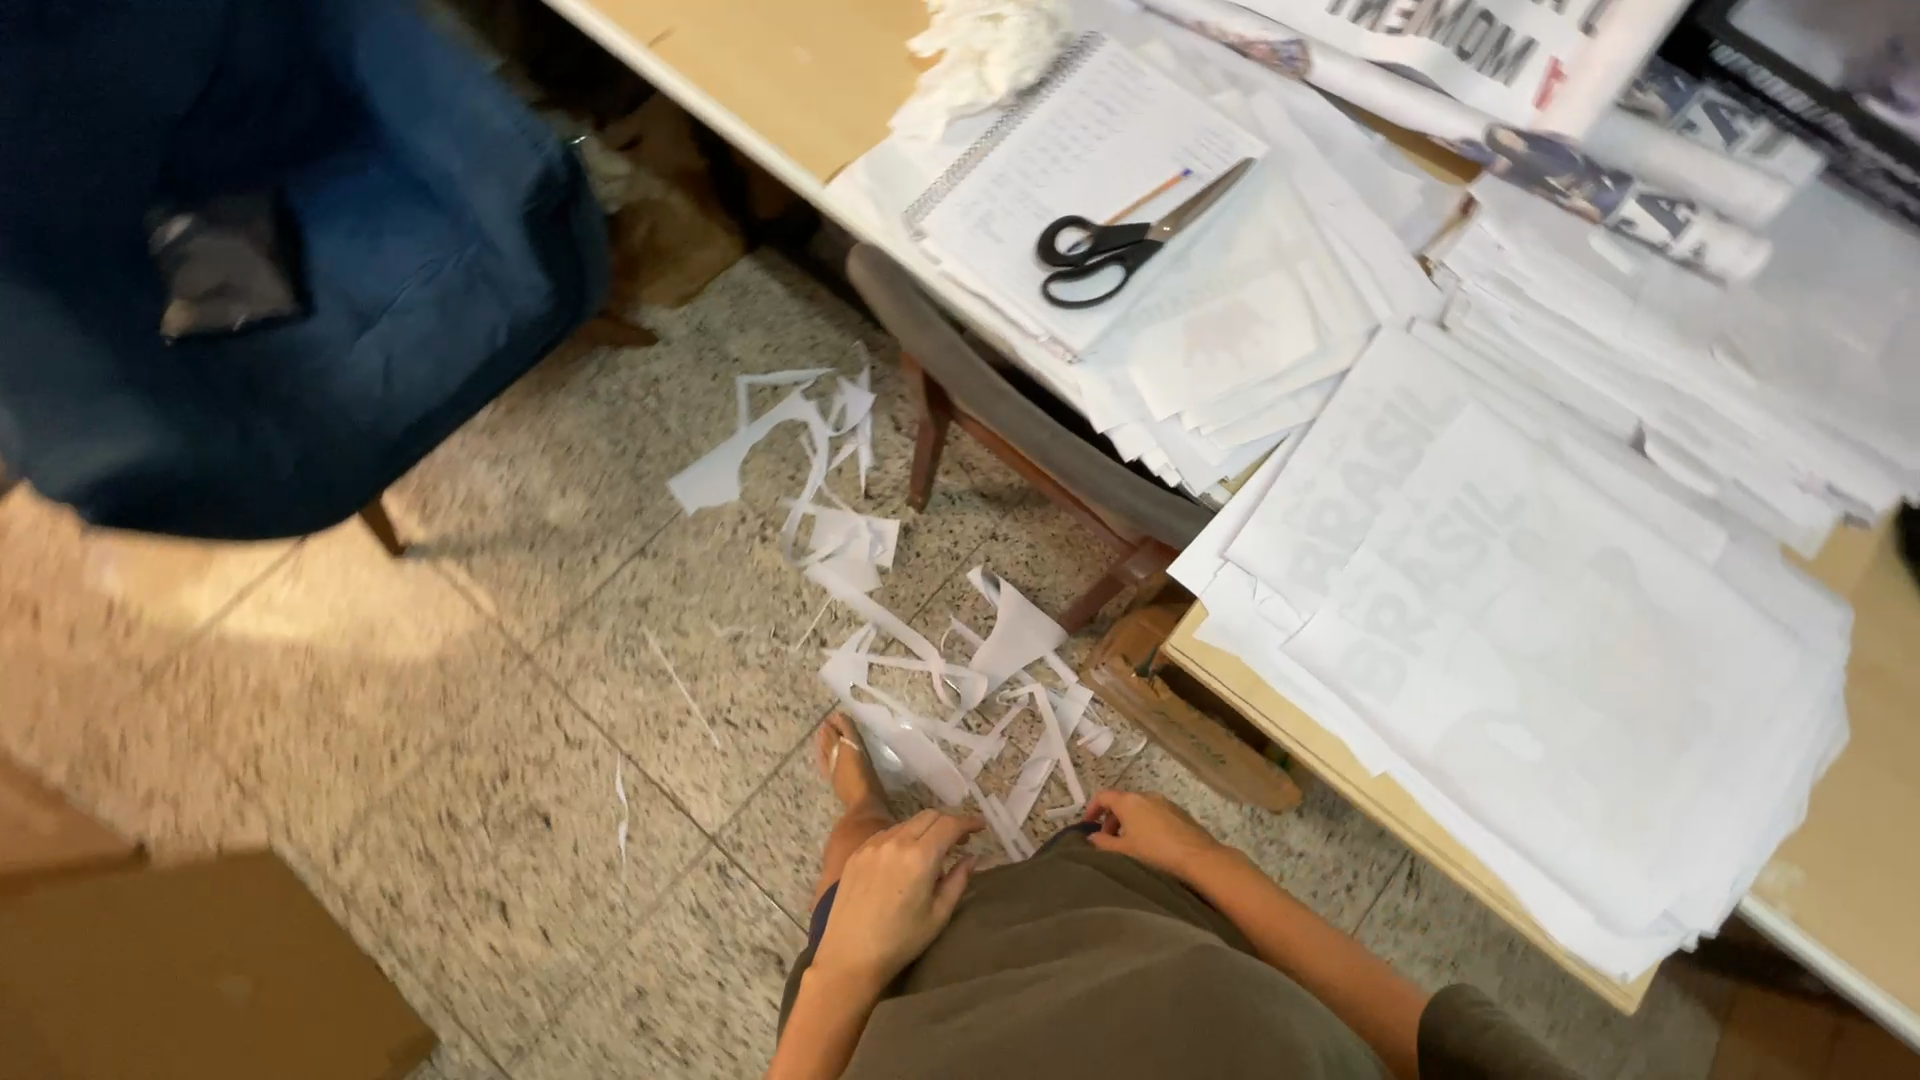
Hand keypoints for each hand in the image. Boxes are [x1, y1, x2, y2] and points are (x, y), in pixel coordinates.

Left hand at [811, 810, 983, 994]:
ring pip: (907, 823)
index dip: (968, 821)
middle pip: (929, 816)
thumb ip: (958, 881)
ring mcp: (873, 845)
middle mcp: (896, 842)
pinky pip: (886, 834)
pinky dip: (903, 837)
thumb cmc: (900, 941)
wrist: (849, 956)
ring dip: (925, 829)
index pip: (950, 824)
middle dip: (949, 822)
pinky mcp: (857, 852)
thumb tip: (971, 857)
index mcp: (920, 857)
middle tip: (961, 839)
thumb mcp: (938, 915)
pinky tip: (905, 858)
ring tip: (933, 851)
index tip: (980, 827)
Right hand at [1083, 789, 1230, 883]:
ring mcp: (1164, 802)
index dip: (1092, 809)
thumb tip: (1091, 837)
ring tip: (1129, 844)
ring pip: (1139, 808)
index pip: (1103, 797)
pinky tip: (1151, 844)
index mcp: (1128, 801)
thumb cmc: (1154, 852)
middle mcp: (1145, 795)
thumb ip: (1103, 843)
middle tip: (1108, 840)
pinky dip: (1145, 823)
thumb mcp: (1124, 851)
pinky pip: (1154, 813)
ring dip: (1129, 822)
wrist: (1198, 858)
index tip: (1088, 825)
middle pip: (1121, 802)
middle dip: (1111, 819)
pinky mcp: (1179, 812)